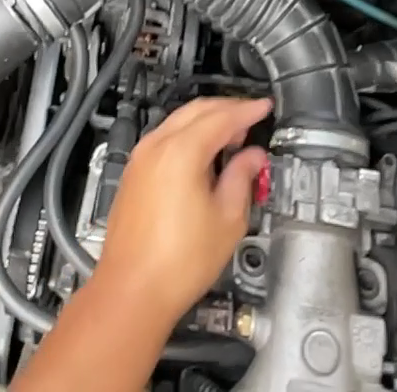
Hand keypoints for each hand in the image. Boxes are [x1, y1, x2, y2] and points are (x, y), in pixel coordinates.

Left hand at [87, 97, 271, 326]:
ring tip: (232, 138)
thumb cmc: (175, 263)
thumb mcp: (227, 219)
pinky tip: (203, 156)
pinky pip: (164, 139)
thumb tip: (251, 158)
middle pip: (197, 111)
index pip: (221, 116)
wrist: (133, 289)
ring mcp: (140, 159)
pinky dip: (188, 137)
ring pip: (178, 122)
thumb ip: (242, 178)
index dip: (247, 109)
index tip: (263, 107)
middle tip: (251, 119)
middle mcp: (156, 147)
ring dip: (207, 122)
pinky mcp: (134, 173)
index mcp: (181, 151)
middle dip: (227, 110)